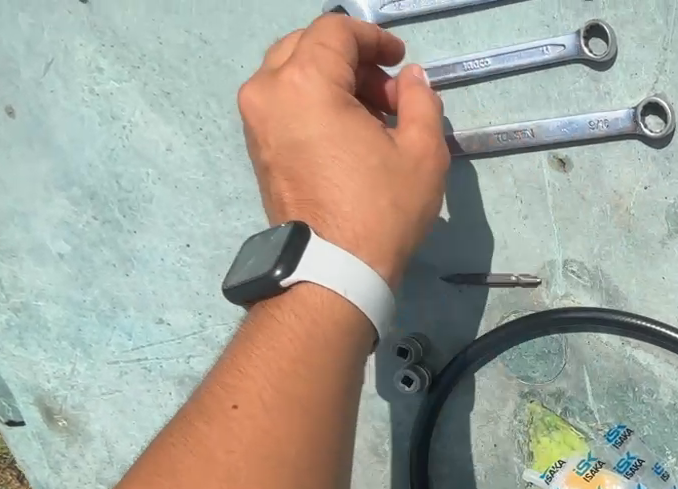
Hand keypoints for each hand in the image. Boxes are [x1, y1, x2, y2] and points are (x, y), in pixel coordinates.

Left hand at [237, 14, 448, 286]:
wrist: (337, 266)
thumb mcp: (423, 155)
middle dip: (353, 61)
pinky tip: (348, 137)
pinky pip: (285, 103)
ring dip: (334, 84)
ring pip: (293, 73)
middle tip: (390, 96)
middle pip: (308, 46)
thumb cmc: (383, 210)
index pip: (335, 32)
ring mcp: (255, 118)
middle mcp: (268, 88)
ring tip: (373, 121)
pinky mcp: (257, 144)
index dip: (373, 37)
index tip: (400, 58)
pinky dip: (316, 105)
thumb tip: (414, 79)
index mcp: (307, 82)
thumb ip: (421, 104)